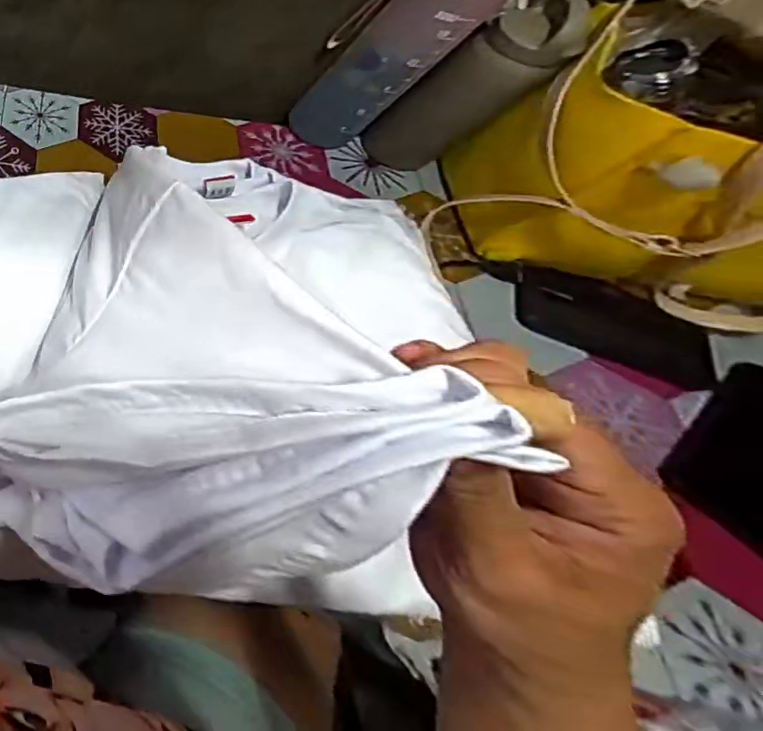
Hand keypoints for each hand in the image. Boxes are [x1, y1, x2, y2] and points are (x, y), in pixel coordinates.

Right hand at [396, 340, 682, 727]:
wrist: (513, 654)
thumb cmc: (517, 620)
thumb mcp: (497, 561)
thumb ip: (477, 492)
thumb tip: (446, 422)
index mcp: (619, 501)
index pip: (558, 421)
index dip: (492, 396)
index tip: (426, 384)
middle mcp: (594, 471)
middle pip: (536, 394)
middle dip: (470, 376)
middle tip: (408, 370)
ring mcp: (550, 463)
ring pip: (507, 392)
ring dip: (452, 378)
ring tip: (403, 369)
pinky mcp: (508, 460)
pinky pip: (480, 411)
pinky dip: (443, 392)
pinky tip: (411, 381)